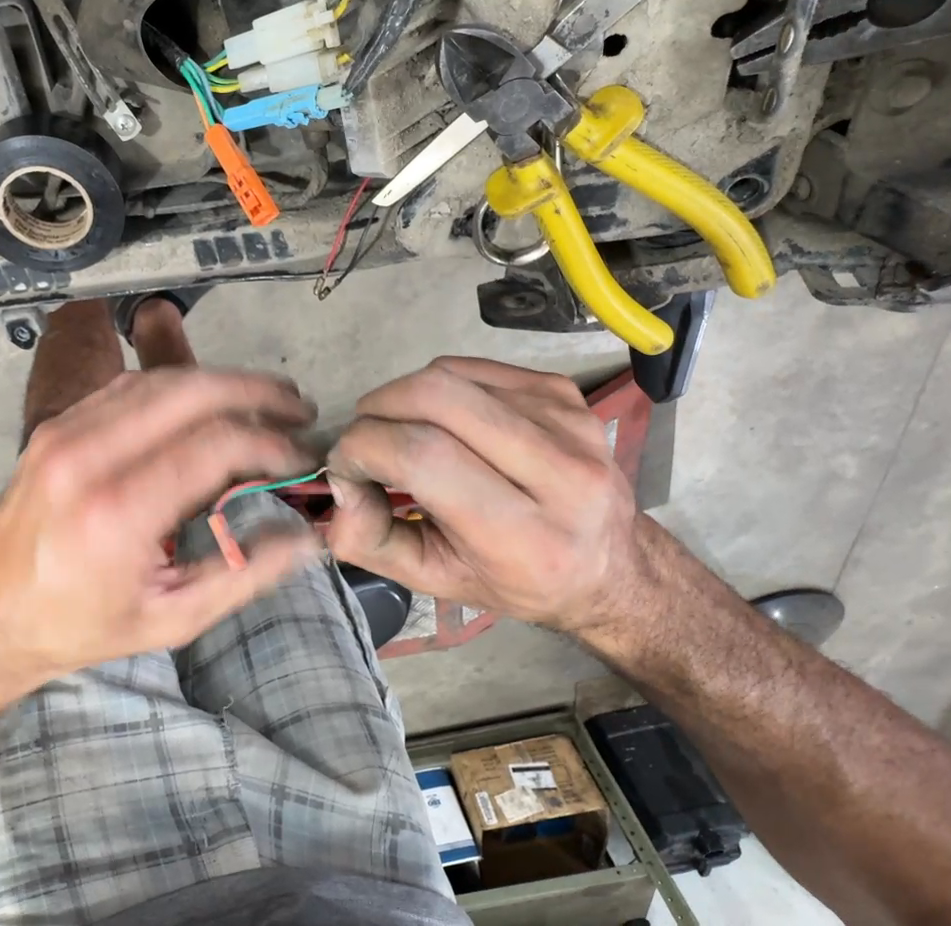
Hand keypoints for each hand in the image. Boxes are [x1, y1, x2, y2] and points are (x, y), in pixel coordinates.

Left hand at [0, 369, 322, 689]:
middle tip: (298, 408)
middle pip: (190, 392)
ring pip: (157, 381)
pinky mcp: (52, 427)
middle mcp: (86, 457)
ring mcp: (62, 434)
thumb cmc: (81, 627)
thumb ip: (246, 574)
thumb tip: (308, 536)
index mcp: (117, 511)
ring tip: (263, 399)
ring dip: (218, 382)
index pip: (215, 444)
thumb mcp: (171, 619)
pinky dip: (174, 387)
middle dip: (255, 391)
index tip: (300, 458)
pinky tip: (203, 402)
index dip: (271, 443)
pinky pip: (125, 389)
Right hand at [324, 357, 642, 635]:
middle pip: (436, 398)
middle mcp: (558, 473)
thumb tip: (339, 484)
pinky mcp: (565, 392)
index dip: (362, 449)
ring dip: (401, 397)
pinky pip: (472, 368)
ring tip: (400, 431)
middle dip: (376, 410)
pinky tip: (441, 420)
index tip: (346, 468)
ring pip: (449, 375)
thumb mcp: (433, 581)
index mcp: (524, 536)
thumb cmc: (515, 581)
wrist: (611, 565)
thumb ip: (370, 541)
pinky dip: (437, 387)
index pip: (423, 456)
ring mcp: (567, 422)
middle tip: (363, 439)